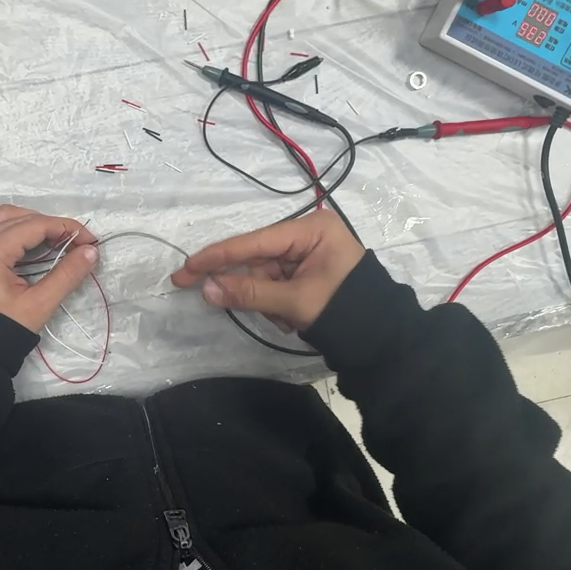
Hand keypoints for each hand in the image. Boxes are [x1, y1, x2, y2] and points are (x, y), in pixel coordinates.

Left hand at [0, 205, 98, 332]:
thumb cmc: (1, 329)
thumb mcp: (38, 305)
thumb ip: (67, 275)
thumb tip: (90, 252)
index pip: (37, 224)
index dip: (68, 229)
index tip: (90, 241)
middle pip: (19, 216)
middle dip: (50, 225)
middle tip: (74, 243)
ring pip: (2, 218)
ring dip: (29, 223)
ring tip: (51, 241)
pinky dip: (10, 229)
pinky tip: (24, 246)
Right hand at [170, 210, 363, 332]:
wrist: (383, 340)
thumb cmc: (344, 311)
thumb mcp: (294, 302)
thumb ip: (248, 293)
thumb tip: (205, 288)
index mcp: (312, 229)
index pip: (255, 241)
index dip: (218, 255)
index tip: (187, 266)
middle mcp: (307, 236)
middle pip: (257, 259)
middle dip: (247, 285)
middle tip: (197, 289)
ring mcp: (307, 255)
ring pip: (263, 276)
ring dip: (265, 301)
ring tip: (287, 320)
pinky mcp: (306, 273)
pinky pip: (275, 286)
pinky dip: (275, 305)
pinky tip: (292, 319)